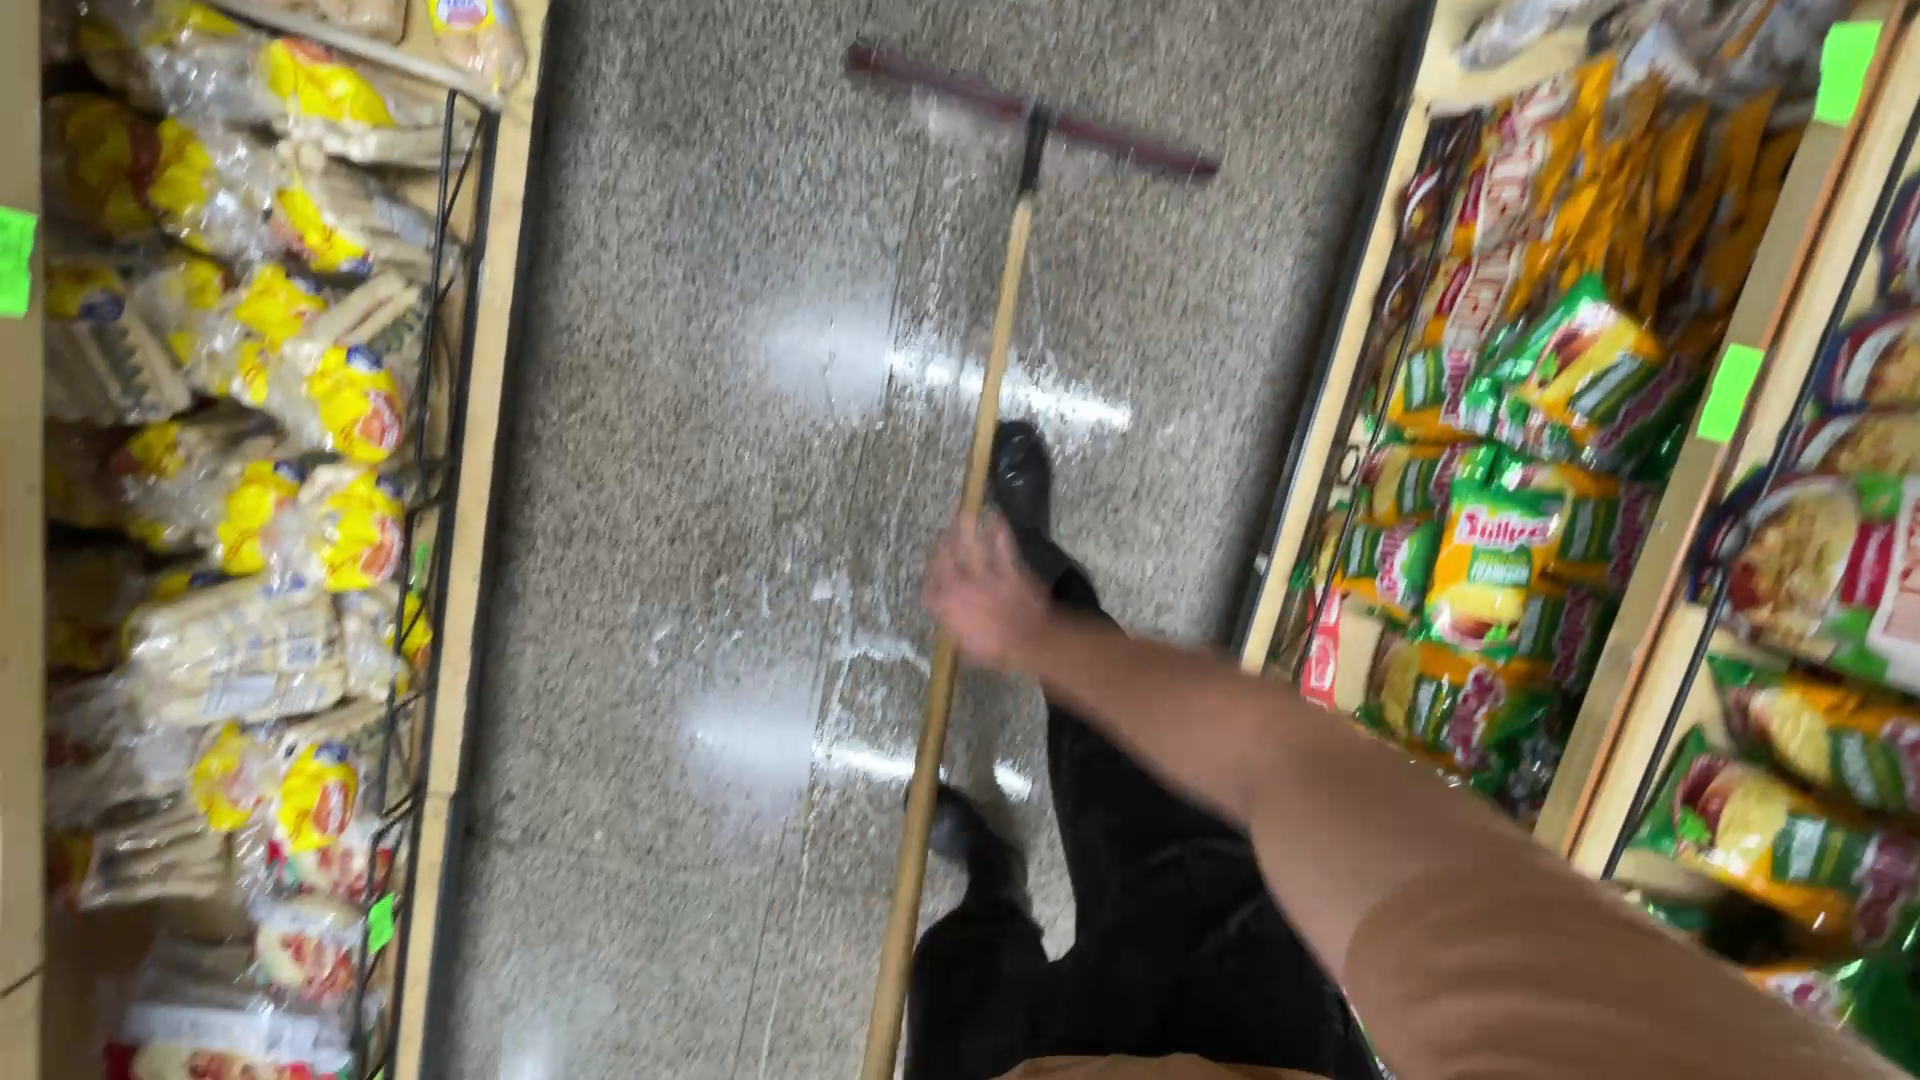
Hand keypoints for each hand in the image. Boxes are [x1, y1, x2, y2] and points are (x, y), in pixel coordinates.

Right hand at [923, 512, 1053, 669]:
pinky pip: (1001, 545)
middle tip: (940, 533)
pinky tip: (997, 517)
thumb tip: (954, 623)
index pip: (929, 592)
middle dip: (941, 546)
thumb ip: (958, 630)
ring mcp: (984, 575)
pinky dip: (999, 529)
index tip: (930, 576)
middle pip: (944, 560)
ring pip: (970, 545)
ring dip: (966, 527)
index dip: (928, 583)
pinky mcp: (1007, 568)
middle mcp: (961, 587)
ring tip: (963, 512)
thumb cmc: (999, 651)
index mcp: (948, 609)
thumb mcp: (969, 649)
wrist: (1030, 640)